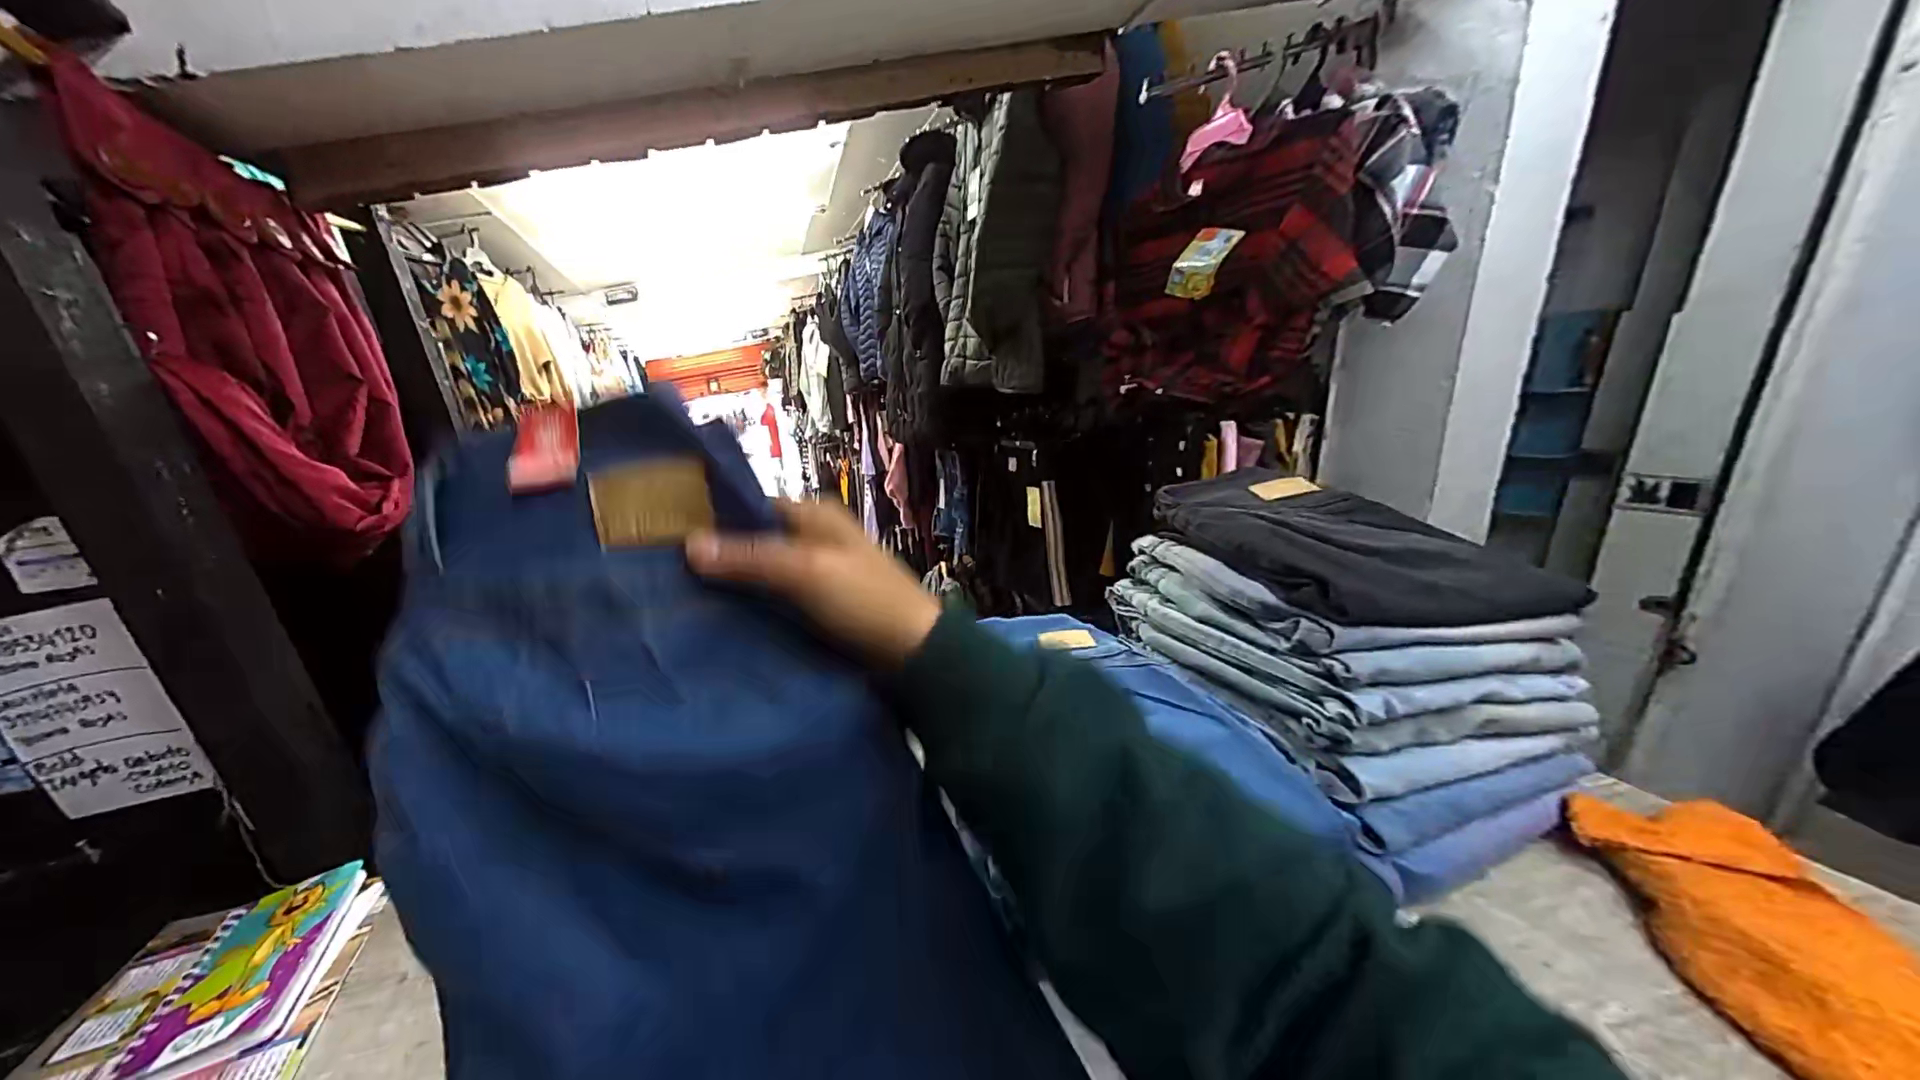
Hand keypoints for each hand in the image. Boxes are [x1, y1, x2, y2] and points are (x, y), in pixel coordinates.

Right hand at [686, 499, 941, 667]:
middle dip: (719, 555)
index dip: (715, 520)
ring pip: (763, 570)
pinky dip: (753, 604)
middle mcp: (814, 536)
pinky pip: (776, 597)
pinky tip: (720, 618)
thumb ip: (751, 556)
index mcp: (815, 515)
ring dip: (733, 583)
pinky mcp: (818, 603)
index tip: (669, 539)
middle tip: (666, 576)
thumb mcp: (806, 571)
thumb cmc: (864, 599)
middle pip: (756, 539)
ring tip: (681, 598)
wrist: (913, 649)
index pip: (753, 506)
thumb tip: (689, 544)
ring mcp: (817, 571)